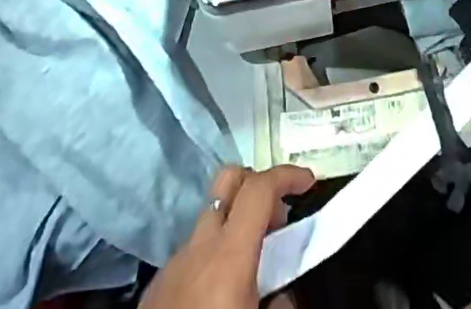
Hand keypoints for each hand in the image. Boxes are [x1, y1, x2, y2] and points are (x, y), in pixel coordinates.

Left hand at [140, 164, 316, 308]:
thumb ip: (283, 306)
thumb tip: (282, 294)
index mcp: (229, 256)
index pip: (257, 191)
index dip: (285, 176)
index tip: (308, 181)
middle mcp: (199, 245)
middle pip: (227, 184)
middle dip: (258, 184)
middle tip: (284, 216)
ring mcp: (176, 258)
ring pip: (211, 218)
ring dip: (238, 224)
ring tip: (262, 261)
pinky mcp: (161, 279)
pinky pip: (195, 249)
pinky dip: (217, 252)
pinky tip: (228, 290)